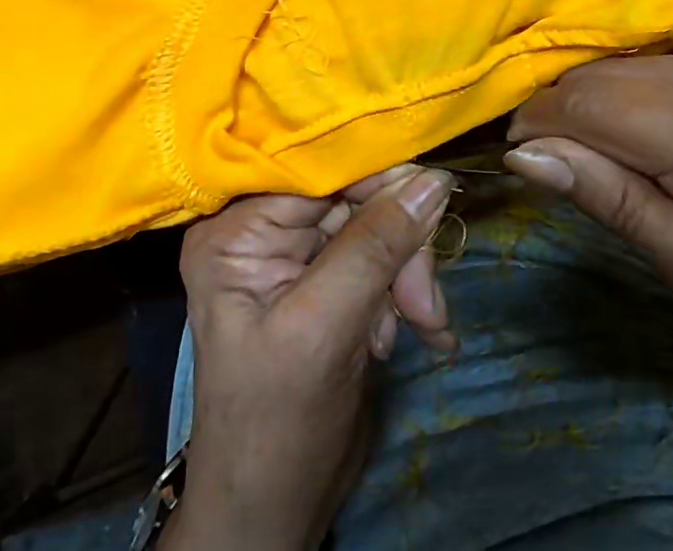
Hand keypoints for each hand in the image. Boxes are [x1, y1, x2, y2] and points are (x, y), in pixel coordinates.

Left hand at [164, 166, 456, 550]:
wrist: (276, 503)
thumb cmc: (276, 423)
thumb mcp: (324, 328)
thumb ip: (376, 247)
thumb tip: (433, 179)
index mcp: (238, 231)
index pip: (319, 171)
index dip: (380, 176)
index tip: (434, 196)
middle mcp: (265, 230)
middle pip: (357, 196)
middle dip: (401, 245)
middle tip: (424, 302)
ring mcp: (300, 254)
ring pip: (380, 225)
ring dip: (411, 273)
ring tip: (425, 323)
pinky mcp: (332, 278)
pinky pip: (386, 256)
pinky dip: (407, 290)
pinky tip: (417, 330)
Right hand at [503, 36, 672, 462]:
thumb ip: (621, 206)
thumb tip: (525, 155)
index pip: (596, 105)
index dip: (538, 133)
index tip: (520, 175)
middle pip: (606, 77)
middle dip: (567, 127)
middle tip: (579, 195)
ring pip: (631, 68)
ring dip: (604, 119)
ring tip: (627, 183)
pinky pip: (666, 68)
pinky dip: (641, 107)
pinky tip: (663, 154)